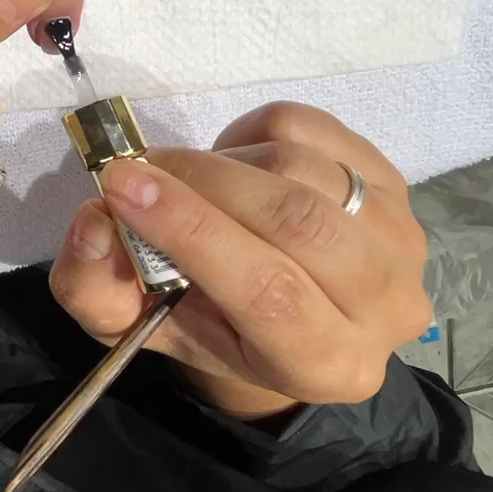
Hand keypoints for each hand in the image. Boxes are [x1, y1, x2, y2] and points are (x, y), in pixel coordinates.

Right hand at [48, 103, 431, 419]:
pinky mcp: (391, 182)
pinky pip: (309, 128)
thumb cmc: (193, 320)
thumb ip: (92, 285)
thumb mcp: (123, 323)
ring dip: (218, 161)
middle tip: (136, 169)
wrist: (263, 313)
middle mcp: (385, 307)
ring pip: (299, 168)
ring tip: (186, 182)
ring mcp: (400, 240)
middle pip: (296, 221)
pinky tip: (234, 164)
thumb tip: (95, 221)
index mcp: (321, 363)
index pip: (270, 292)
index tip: (119, 183)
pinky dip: (248, 131)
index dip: (191, 229)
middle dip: (200, 179)